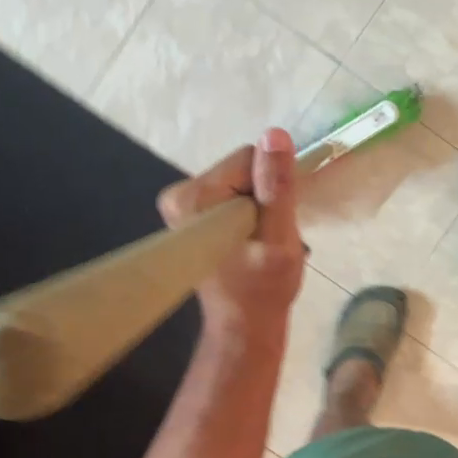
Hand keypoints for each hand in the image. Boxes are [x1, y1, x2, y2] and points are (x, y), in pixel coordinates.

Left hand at [156, 128, 304, 339]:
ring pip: (239, 180)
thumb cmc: (265, 286)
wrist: (244, 323)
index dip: (273, 187)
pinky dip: (247, 212)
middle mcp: (178, 193)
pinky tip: (249, 239)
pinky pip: (230, 193)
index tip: (276, 221)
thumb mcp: (279, 237)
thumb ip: (276, 187)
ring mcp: (180, 203)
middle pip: (241, 167)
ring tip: (259, 240)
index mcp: (195, 196)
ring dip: (258, 206)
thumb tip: (273, 134)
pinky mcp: (188, 213)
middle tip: (269, 234)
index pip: (250, 159)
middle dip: (264, 196)